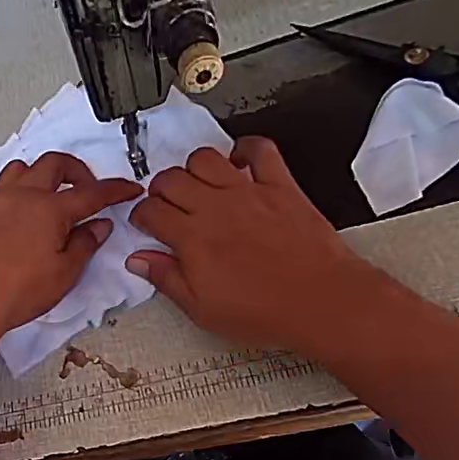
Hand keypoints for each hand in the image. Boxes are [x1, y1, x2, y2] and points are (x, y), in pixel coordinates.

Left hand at [0, 151, 143, 339]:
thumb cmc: (16, 292)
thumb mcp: (64, 274)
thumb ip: (85, 245)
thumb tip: (99, 227)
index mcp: (50, 209)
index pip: (92, 193)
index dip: (114, 190)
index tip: (127, 190)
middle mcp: (22, 197)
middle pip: (54, 164)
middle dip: (77, 171)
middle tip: (88, 189)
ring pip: (18, 169)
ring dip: (37, 174)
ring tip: (47, 193)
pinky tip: (2, 205)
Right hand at [127, 137, 369, 350]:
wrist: (319, 302)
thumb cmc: (264, 310)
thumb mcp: (201, 309)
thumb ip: (167, 279)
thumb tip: (139, 262)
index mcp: (192, 239)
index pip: (150, 211)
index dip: (140, 216)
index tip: (144, 224)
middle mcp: (216, 208)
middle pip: (171, 179)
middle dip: (159, 189)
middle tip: (164, 204)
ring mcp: (248, 193)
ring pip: (205, 158)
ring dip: (192, 168)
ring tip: (195, 184)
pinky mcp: (280, 186)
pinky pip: (259, 150)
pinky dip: (245, 148)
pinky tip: (238, 162)